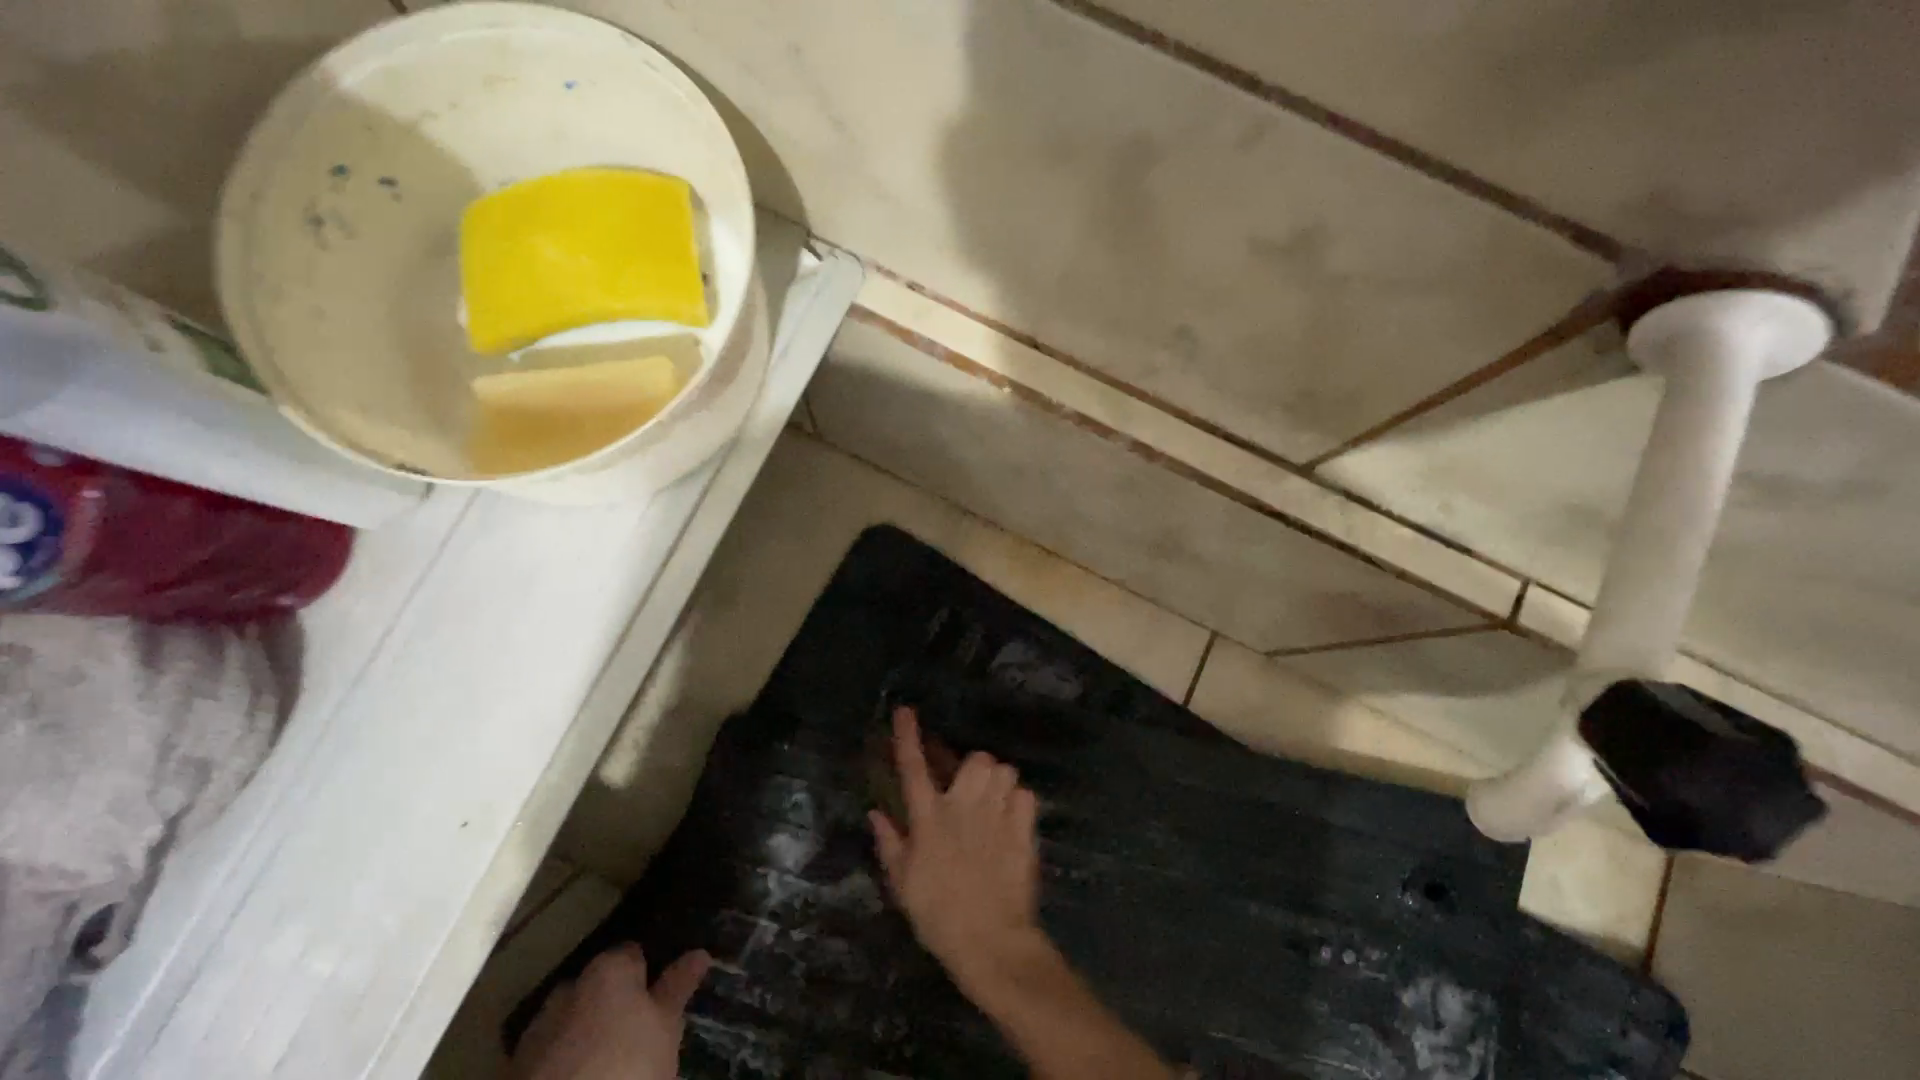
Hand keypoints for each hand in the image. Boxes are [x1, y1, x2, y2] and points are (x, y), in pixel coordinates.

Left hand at [509, 944, 711, 1079]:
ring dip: (586, 1029)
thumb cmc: (628, 1067)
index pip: (634, 954)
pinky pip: (550, 1048)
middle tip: (637, 1032)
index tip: (661, 998)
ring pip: (572, 1017)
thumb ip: (677, 988)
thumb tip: (699, 953)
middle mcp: (570, 985)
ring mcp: (539, 1024)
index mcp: (609, 970)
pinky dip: (563, 1055)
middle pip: (599, 985)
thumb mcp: (667, 1030)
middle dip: (614, 1003)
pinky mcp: (517, 1064)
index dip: (649, 975)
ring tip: (608, 1059)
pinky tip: (580, 1074)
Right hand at [870, 706, 1045, 995]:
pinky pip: (1027, 796)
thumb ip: (889, 843)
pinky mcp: (1026, 832)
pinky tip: (1012, 817)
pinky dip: (1019, 801)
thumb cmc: (938, 916)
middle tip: (967, 786)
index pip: (914, 767)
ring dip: (997, 780)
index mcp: (929, 819)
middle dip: (972, 766)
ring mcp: (999, 817)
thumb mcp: (902, 884)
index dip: (908, 736)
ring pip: (1005, 770)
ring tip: (992, 799)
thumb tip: (876, 813)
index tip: (906, 711)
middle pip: (975, 759)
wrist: (990, 941)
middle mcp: (964, 808)